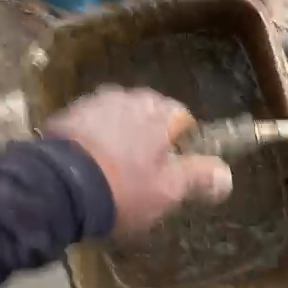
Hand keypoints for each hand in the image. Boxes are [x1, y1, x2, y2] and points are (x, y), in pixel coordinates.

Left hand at [45, 87, 233, 237]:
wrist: (59, 188)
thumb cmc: (123, 189)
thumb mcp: (168, 191)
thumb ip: (199, 178)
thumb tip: (227, 175)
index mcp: (159, 111)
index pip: (182, 119)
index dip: (181, 145)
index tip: (172, 170)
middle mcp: (129, 97)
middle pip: (149, 116)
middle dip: (148, 138)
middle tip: (141, 174)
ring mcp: (94, 103)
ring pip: (117, 119)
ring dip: (119, 136)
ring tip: (111, 171)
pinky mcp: (66, 116)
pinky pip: (89, 126)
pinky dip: (92, 140)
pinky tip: (87, 165)